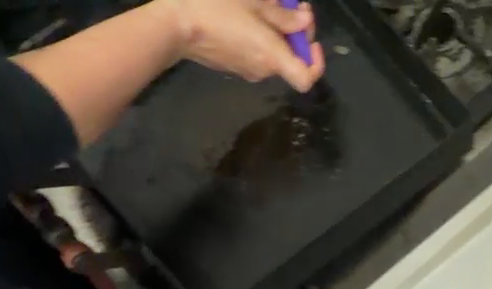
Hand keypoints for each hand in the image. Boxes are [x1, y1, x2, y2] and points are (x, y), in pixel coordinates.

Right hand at [160, 0, 325, 91]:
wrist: (175, 25)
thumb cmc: (215, 7)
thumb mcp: (252, 2)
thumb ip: (282, 15)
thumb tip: (304, 23)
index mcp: (273, 57)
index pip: (307, 78)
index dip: (316, 63)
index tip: (312, 41)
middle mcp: (263, 70)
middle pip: (292, 60)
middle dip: (296, 34)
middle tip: (293, 5)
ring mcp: (247, 70)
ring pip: (274, 55)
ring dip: (278, 33)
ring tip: (268, 5)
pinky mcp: (233, 66)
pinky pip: (256, 53)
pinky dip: (261, 38)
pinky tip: (250, 15)